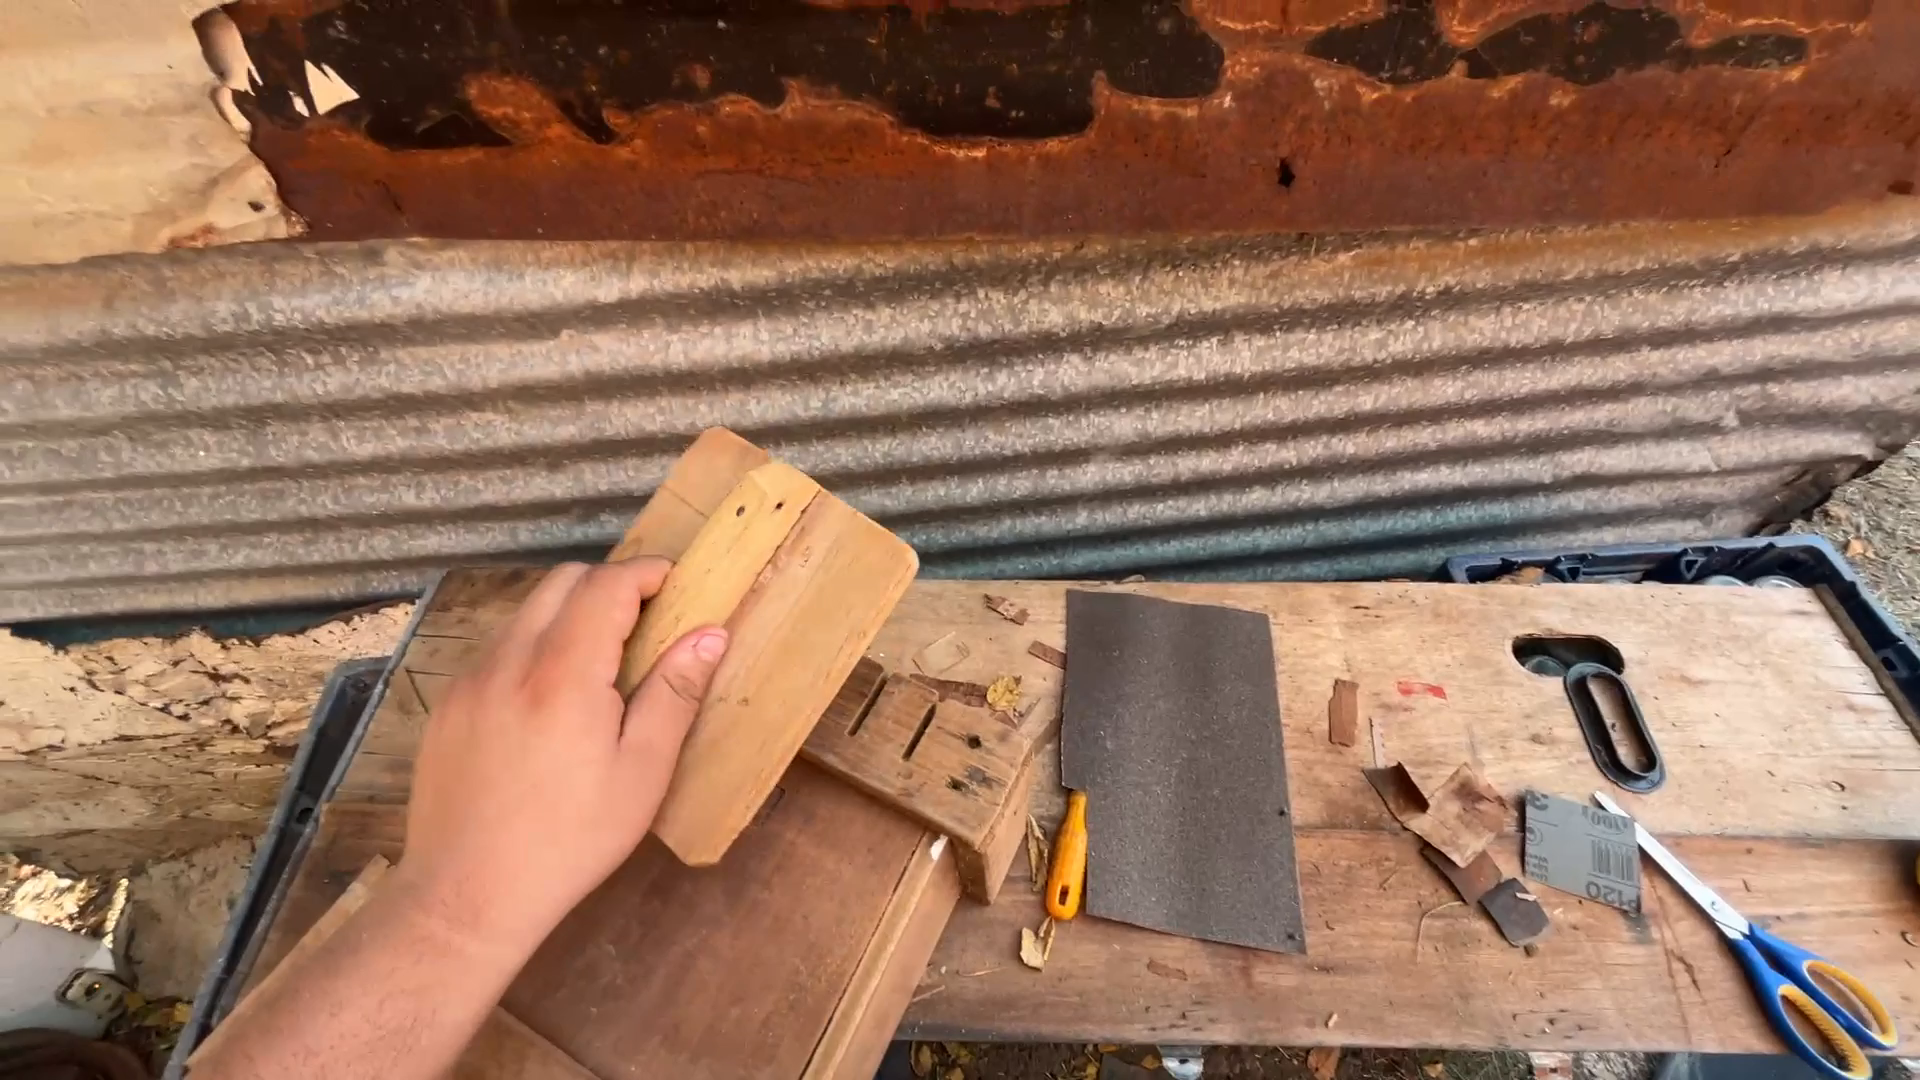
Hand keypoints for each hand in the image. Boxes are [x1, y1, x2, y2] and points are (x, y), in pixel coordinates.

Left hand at [395, 559, 727, 954]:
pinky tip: (554, 692)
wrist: (464, 897)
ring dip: (572, 610)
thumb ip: (675, 693)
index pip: (605, 587)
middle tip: (647, 617)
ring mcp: (469, 681)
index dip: (645, 573)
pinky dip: (538, 641)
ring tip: (604, 655)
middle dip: (610, 583)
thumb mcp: (644, 770)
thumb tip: (711, 634)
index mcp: (563, 676)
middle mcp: (509, 663)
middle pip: (562, 582)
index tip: (675, 581)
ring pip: (528, 611)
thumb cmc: (573, 837)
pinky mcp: (448, 704)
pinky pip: (500, 645)